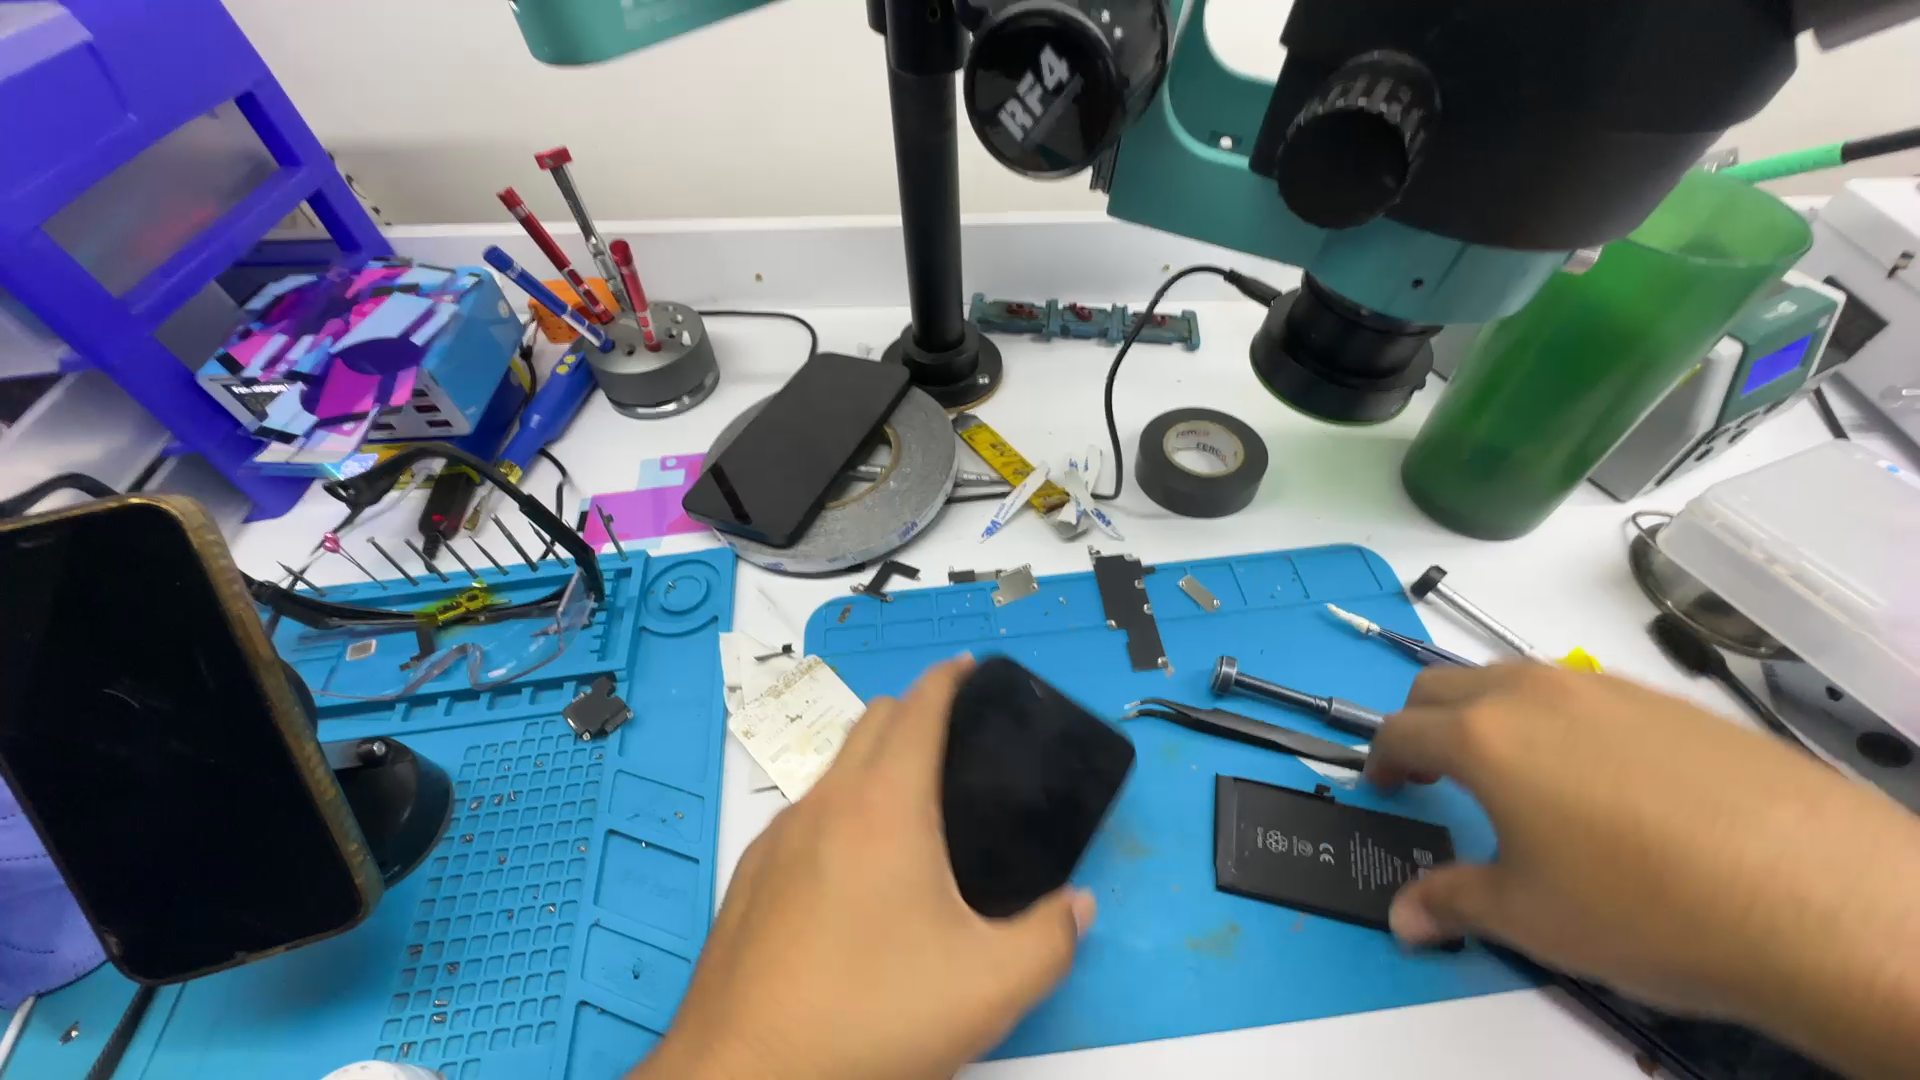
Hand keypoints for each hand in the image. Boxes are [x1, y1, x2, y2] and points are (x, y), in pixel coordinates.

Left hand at [632, 655, 1094, 1079]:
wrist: (743, 1076)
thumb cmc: (871, 1016)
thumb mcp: (988, 989)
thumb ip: (1051, 939)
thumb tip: (1079, 905)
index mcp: (886, 804)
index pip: (919, 707)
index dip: (949, 677)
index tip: (972, 668)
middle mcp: (827, 802)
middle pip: (874, 719)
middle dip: (917, 707)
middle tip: (959, 737)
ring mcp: (779, 835)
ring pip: (836, 765)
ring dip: (876, 756)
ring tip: (916, 806)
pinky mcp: (750, 873)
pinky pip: (807, 812)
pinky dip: (842, 805)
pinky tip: (857, 871)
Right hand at [1367, 663, 1919, 1078]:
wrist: (1832, 903)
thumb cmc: (1650, 908)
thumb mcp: (1532, 918)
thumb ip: (1451, 904)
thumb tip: (1405, 919)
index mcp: (1482, 738)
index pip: (1398, 729)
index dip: (1379, 759)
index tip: (1387, 786)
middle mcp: (1531, 694)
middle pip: (1440, 685)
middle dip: (1419, 724)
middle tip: (1432, 773)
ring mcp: (1602, 688)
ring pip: (1508, 676)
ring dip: (1483, 712)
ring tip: (1513, 771)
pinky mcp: (1666, 699)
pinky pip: (1579, 690)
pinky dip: (1553, 717)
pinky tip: (1598, 776)